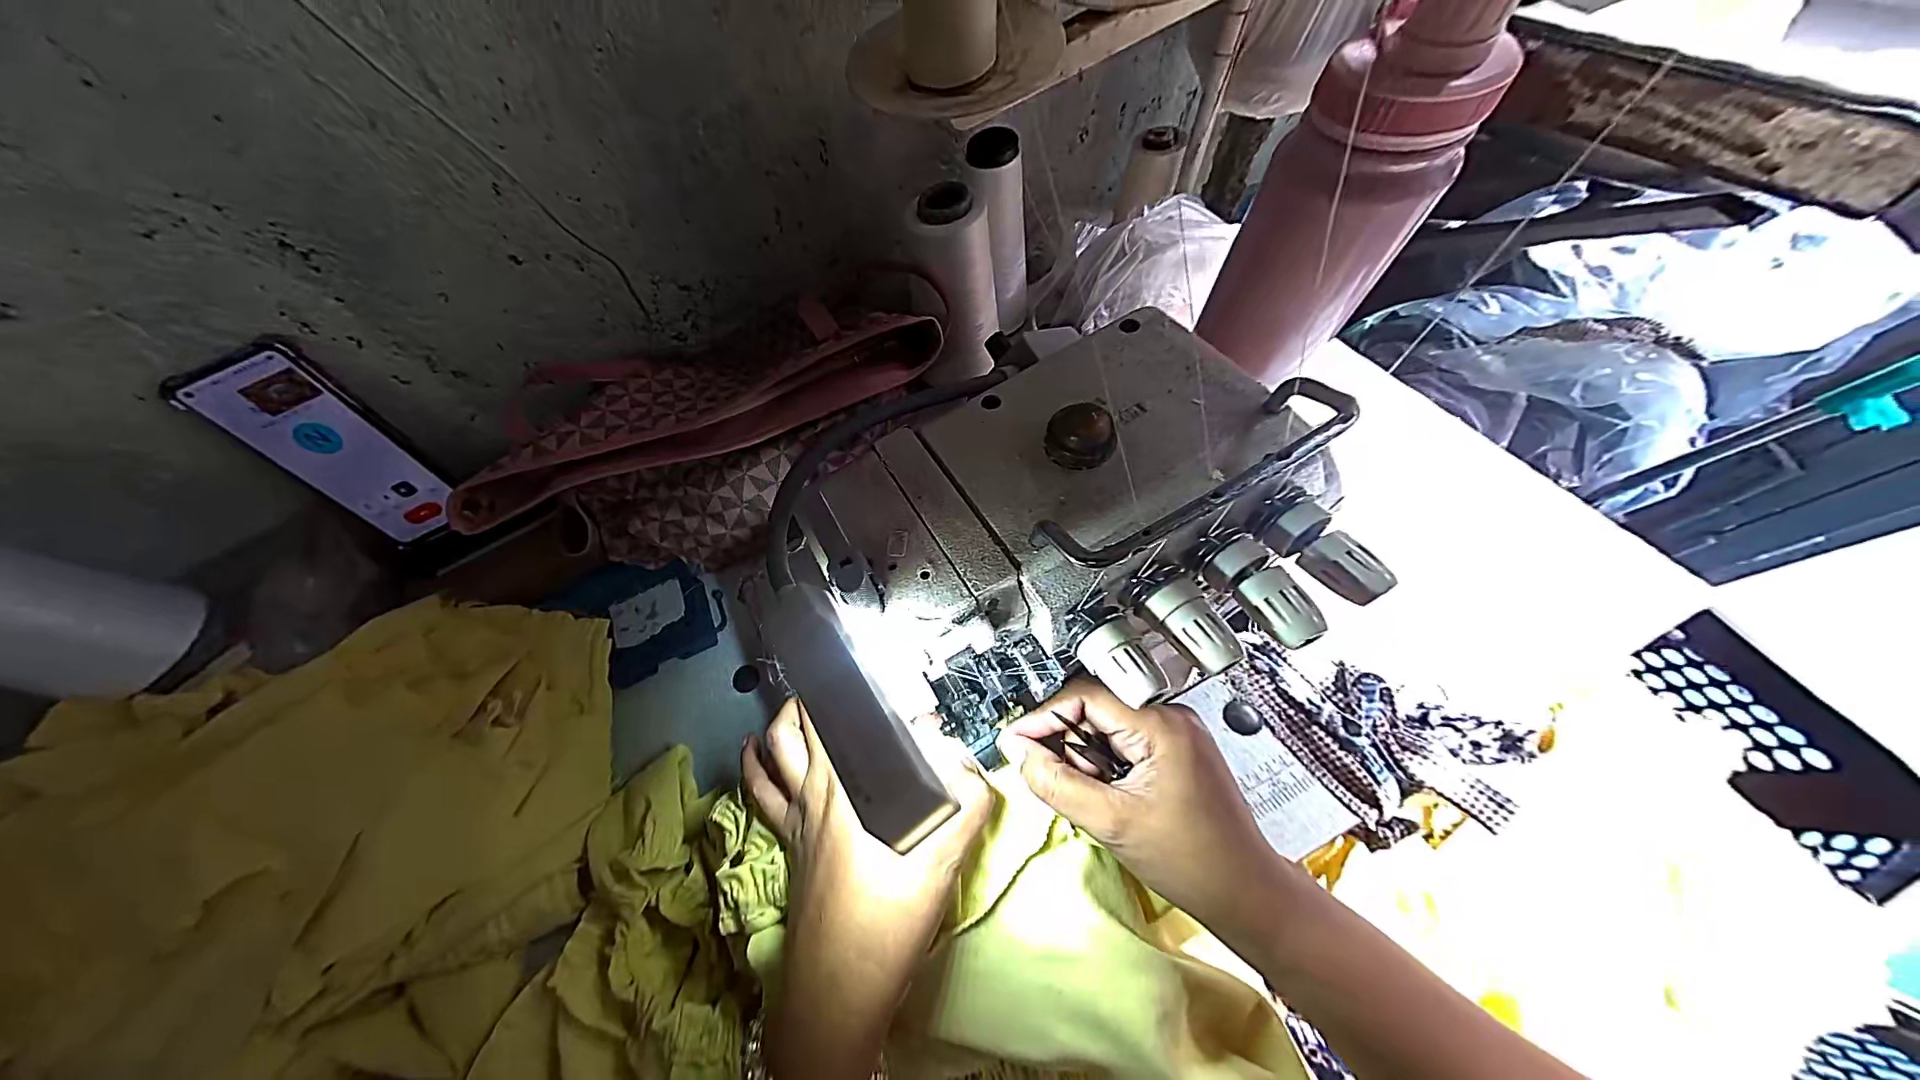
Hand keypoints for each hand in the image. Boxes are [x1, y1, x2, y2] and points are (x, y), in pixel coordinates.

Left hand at [743, 698, 990, 1077]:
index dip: (852, 692)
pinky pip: (761, 796)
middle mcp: (810, 800)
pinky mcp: (790, 846)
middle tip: (837, 682)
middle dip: (813, 697)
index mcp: (842, 796)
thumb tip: (970, 763)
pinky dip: (753, 766)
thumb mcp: (936, 868)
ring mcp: (794, 823)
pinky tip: (751, 750)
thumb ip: (963, 809)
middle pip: (796, 731)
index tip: (876, 678)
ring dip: (781, 722)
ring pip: (772, 755)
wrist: (836, 996)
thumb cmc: (882, 931)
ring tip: (794, 700)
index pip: (835, 723)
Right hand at [996, 678, 1293, 941]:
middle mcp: (1171, 717)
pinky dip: (1105, 765)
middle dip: (1069, 744)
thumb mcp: (1110, 821)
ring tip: (1099, 796)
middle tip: (1064, 780)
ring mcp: (1175, 732)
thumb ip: (1055, 783)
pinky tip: (1114, 795)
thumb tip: (1020, 753)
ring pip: (1104, 725)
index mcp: (1161, 724)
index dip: (1044, 717)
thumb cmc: (1195, 861)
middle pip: (1093, 708)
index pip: (1083, 695)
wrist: (1243, 890)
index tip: (1019, 740)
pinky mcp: (1174, 749)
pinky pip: (1122, 741)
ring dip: (1087, 757)